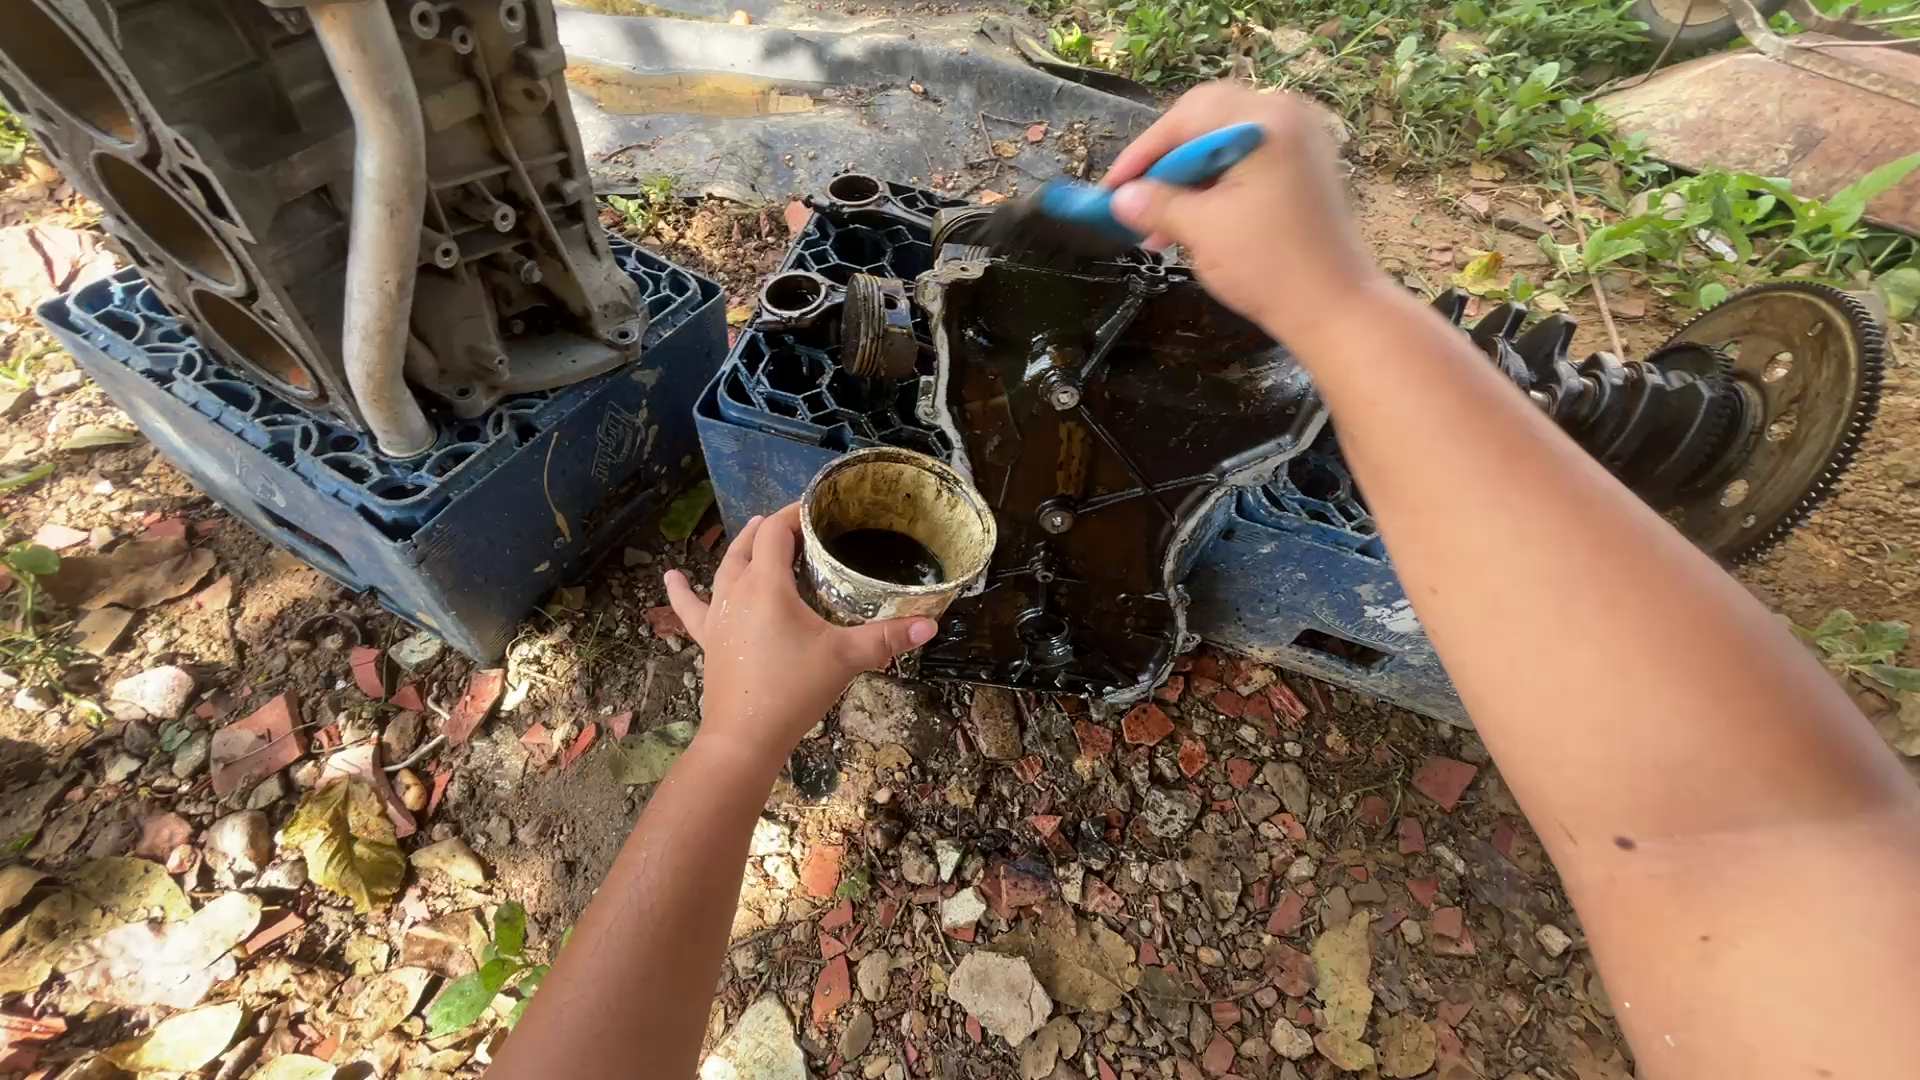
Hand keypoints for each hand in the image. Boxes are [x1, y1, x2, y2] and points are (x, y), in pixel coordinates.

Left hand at [664, 503, 936, 767]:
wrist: (745, 738)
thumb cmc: (794, 690)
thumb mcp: (846, 658)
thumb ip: (887, 638)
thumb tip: (930, 625)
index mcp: (766, 585)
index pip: (775, 532)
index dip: (794, 514)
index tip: (817, 509)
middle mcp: (736, 591)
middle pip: (749, 544)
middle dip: (771, 528)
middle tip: (798, 525)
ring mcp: (718, 615)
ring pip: (724, 567)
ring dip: (741, 547)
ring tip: (754, 531)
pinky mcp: (708, 639)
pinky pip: (691, 608)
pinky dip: (681, 591)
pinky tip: (670, 577)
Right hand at [1104, 82, 1393, 345]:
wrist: (1331, 305)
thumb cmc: (1267, 264)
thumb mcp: (1202, 231)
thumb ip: (1157, 205)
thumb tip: (1119, 198)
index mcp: (1263, 120)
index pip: (1185, 118)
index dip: (1141, 154)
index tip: (1110, 189)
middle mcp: (1285, 116)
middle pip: (1204, 122)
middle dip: (1162, 163)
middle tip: (1131, 198)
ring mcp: (1298, 142)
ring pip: (1221, 146)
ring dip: (1184, 180)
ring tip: (1154, 226)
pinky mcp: (1301, 170)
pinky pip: (1243, 164)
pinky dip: (1211, 188)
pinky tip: (1188, 223)